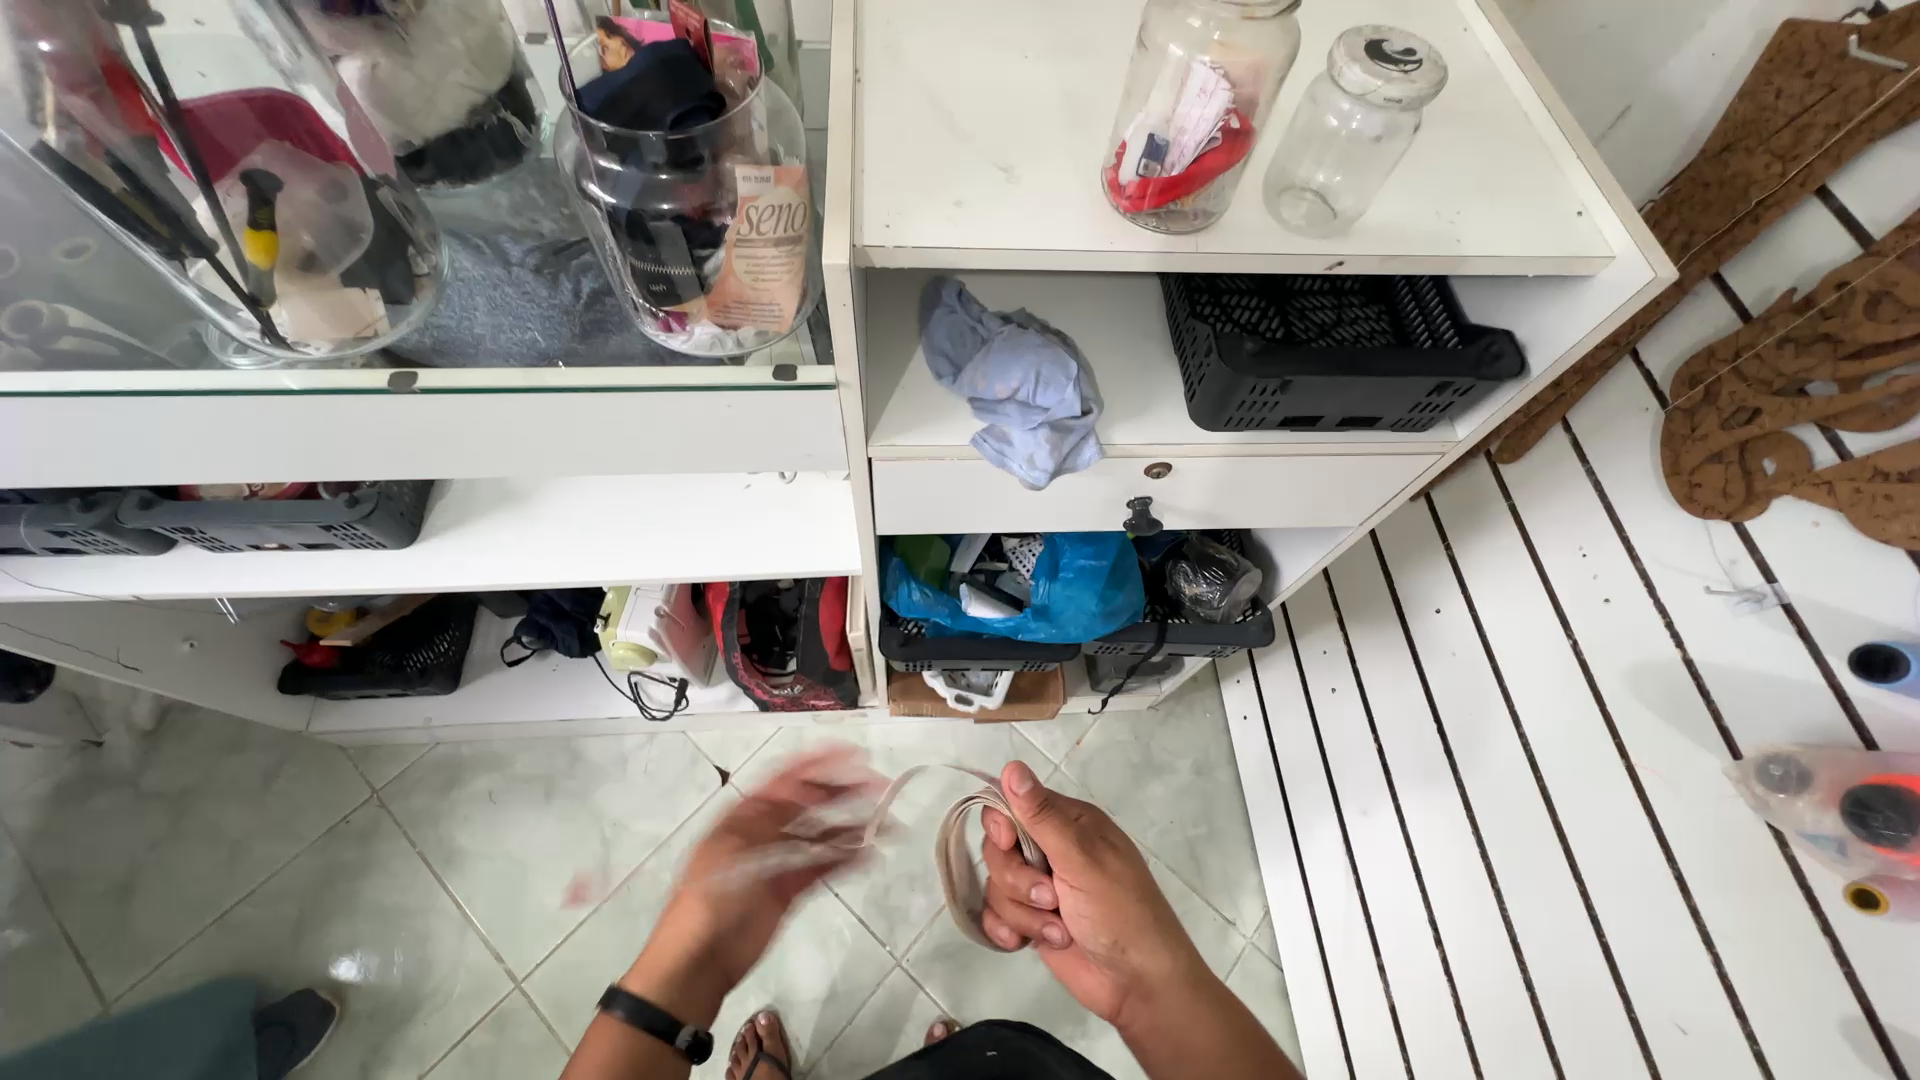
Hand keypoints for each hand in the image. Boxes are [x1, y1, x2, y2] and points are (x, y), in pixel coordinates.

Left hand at [624, 746, 883, 1020]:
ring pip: (820, 834)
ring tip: (884, 822)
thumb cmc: (706, 902)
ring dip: (850, 825)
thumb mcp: (732, 852)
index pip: (785, 779)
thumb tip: (805, 789)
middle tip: (877, 785)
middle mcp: (763, 832)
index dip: (818, 763)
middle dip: (842, 791)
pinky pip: (822, 867)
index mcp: (743, 816)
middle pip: (808, 803)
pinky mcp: (789, 890)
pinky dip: (845, 859)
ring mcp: (777, 861)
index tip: (853, 754)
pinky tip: (869, 853)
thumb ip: (770, 819)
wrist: (695, 965)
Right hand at [979, 761, 1209, 1028]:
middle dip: (1017, 878)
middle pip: (998, 847)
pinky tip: (1022, 943)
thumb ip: (1041, 815)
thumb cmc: (1120, 911)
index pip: (1013, 803)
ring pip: (997, 883)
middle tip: (1049, 897)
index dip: (1001, 822)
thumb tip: (1012, 765)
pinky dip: (1006, 929)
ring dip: (1022, 911)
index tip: (1008, 842)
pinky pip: (995, 914)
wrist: (1139, 985)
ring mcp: (1039, 887)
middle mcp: (1051, 849)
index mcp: (1069, 823)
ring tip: (1057, 928)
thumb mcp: (1082, 858)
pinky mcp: (1031, 920)